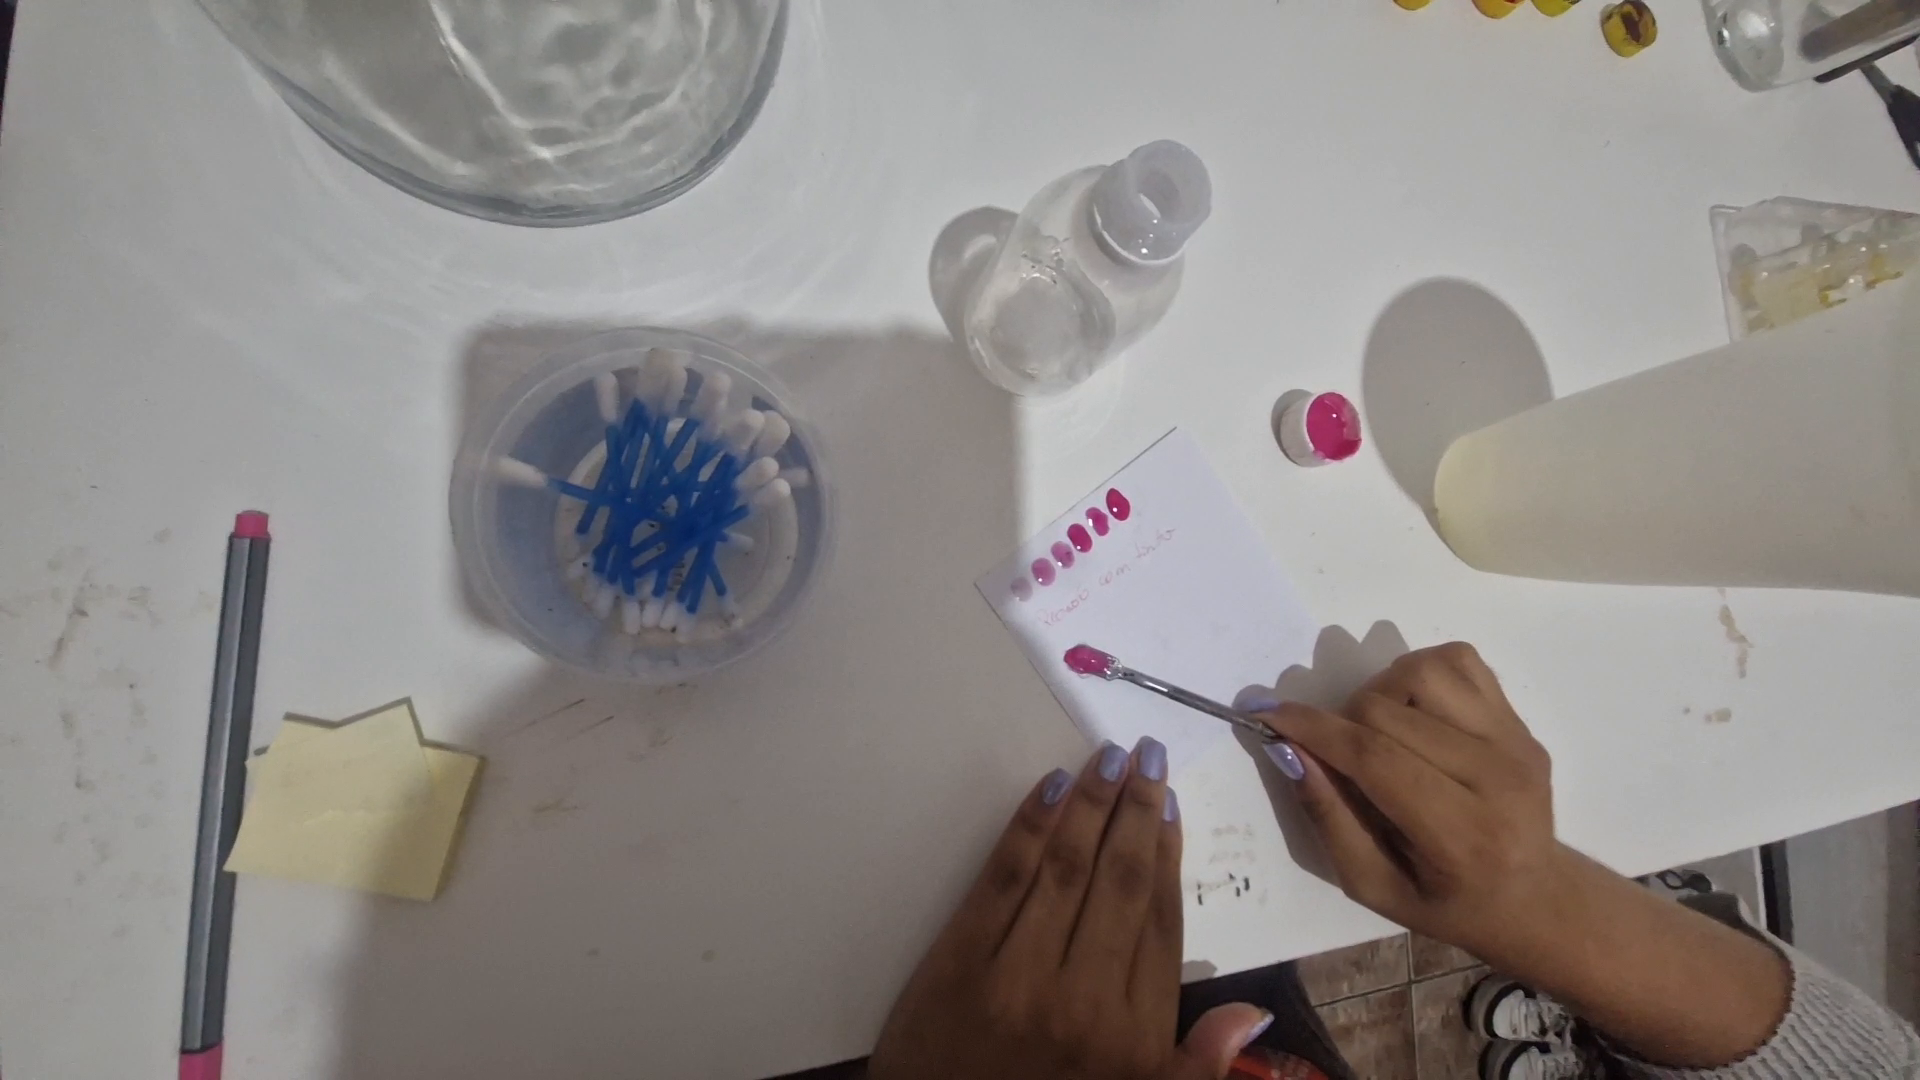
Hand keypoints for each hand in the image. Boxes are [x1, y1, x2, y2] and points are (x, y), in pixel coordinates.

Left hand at [868, 739, 1271, 1079]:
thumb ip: (1191, 1066)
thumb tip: (1251, 1015)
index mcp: (1132, 1037)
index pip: (1161, 921)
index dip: (1168, 853)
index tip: (1172, 803)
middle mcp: (1085, 1001)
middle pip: (1121, 881)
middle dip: (1138, 810)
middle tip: (1150, 753)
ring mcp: (1020, 974)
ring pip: (1069, 867)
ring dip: (1093, 802)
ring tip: (1111, 755)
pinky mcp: (962, 956)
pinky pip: (1006, 875)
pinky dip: (1031, 825)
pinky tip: (1053, 784)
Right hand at [1256, 643, 1792, 1067]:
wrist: (1532, 896)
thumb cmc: (1441, 899)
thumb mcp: (1368, 882)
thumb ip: (1327, 815)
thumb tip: (1287, 749)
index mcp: (1465, 836)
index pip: (1375, 758)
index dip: (1312, 729)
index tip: (1269, 716)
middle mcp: (1501, 780)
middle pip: (1385, 711)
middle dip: (1339, 722)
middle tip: (1338, 752)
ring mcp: (1516, 742)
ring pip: (1418, 672)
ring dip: (1378, 693)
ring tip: (1379, 730)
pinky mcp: (1520, 719)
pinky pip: (1454, 659)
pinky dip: (1416, 672)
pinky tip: (1411, 710)